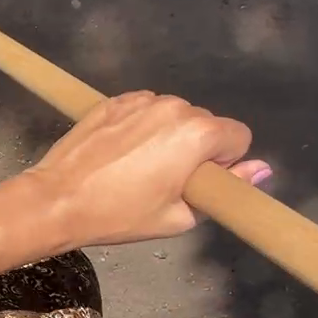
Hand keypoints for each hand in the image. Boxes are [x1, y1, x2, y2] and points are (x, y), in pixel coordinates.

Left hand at [19, 91, 269, 253]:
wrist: (55, 201)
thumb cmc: (116, 215)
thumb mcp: (177, 217)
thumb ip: (224, 190)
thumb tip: (261, 169)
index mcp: (199, 133)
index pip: (238, 138)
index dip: (223, 164)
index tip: (195, 183)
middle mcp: (176, 107)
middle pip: (204, 125)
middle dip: (192, 149)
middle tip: (159, 181)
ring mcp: (141, 100)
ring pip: (172, 116)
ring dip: (164, 136)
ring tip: (133, 169)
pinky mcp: (113, 102)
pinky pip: (141, 111)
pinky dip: (138, 128)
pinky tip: (116, 154)